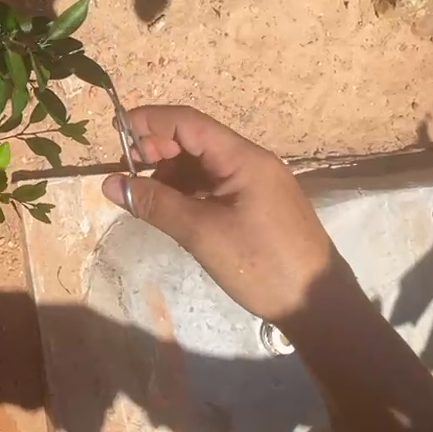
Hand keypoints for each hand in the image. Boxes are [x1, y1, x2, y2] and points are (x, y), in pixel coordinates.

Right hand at [103, 105, 345, 323]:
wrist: (323, 310)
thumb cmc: (263, 265)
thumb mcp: (201, 233)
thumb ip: (154, 203)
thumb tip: (110, 183)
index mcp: (242, 158)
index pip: (186, 121)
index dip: (148, 122)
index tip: (114, 133)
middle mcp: (250, 162)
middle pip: (192, 138)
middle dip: (156, 148)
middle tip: (128, 173)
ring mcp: (255, 183)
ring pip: (200, 162)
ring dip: (168, 172)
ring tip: (146, 197)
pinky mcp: (256, 205)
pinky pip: (211, 183)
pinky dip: (185, 189)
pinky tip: (171, 210)